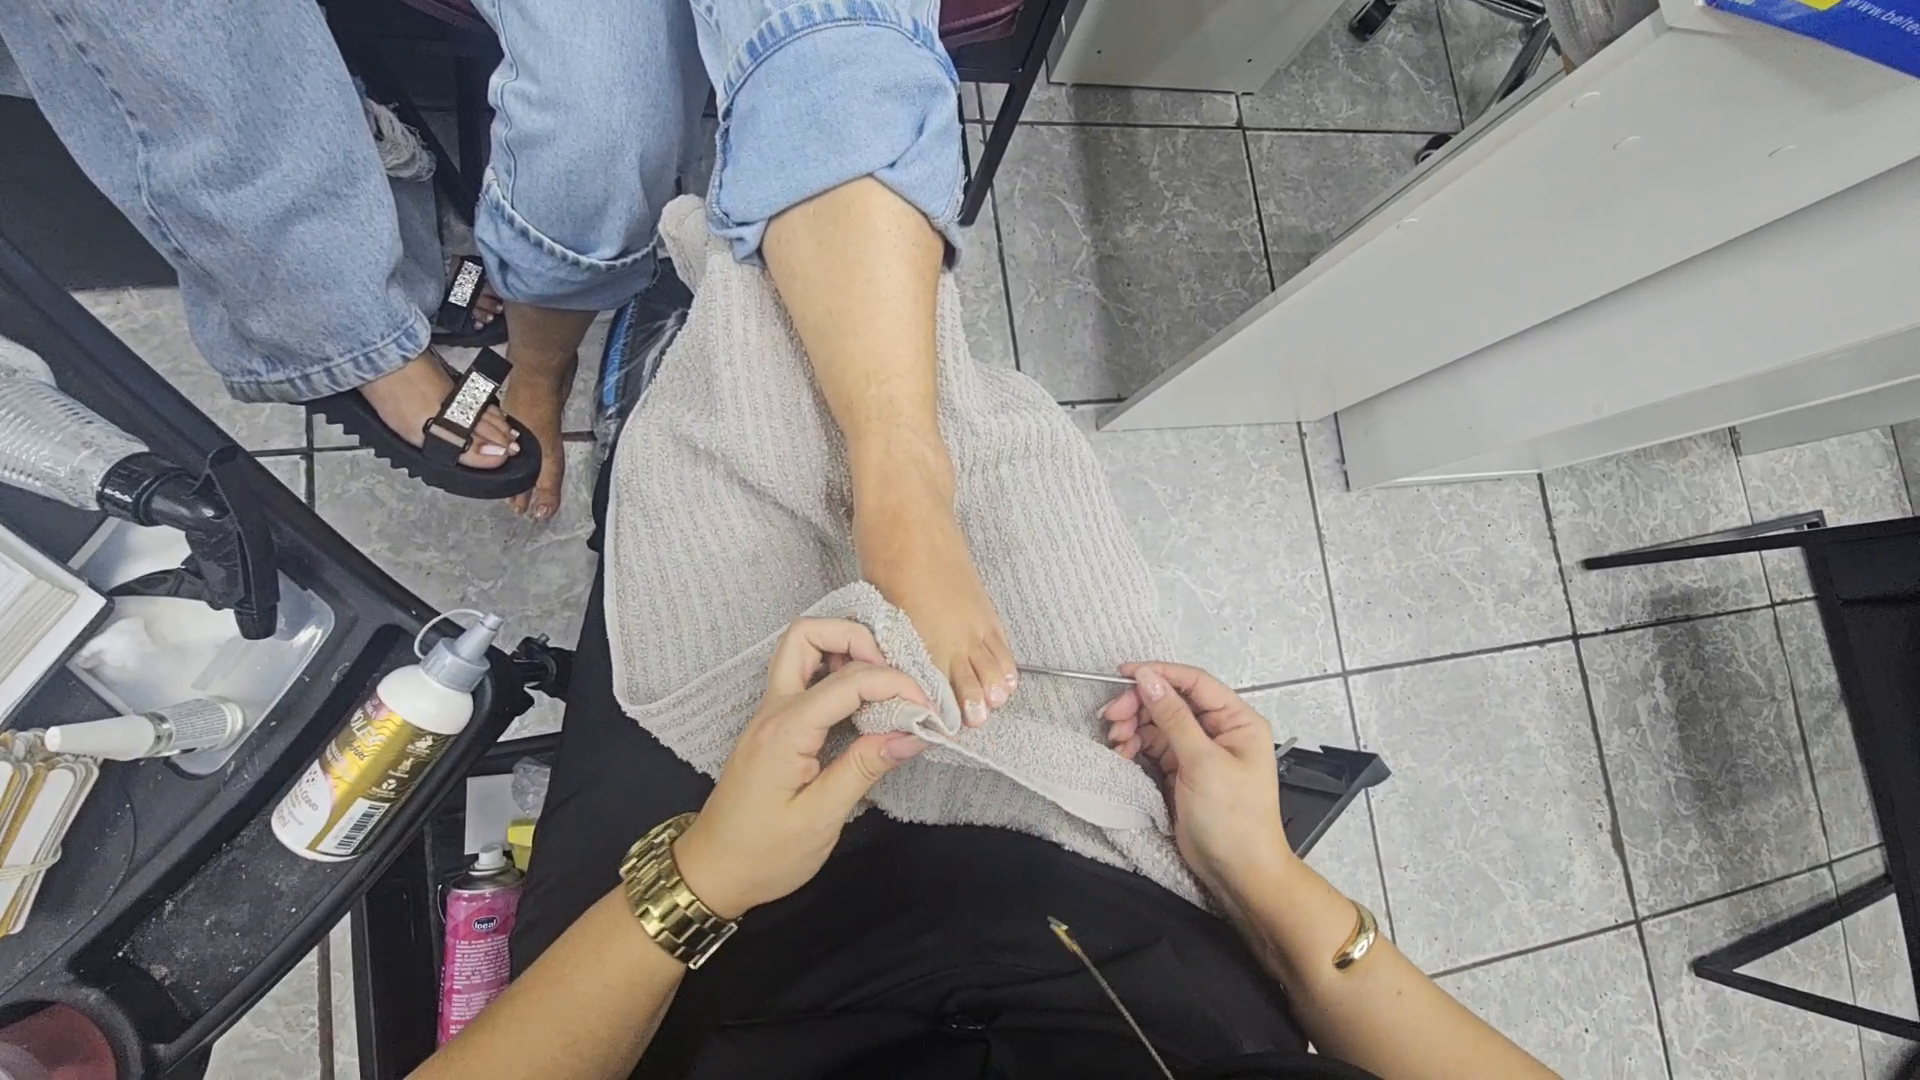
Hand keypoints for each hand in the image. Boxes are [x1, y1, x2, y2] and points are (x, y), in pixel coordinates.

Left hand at [672, 618, 930, 919]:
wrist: (711, 872)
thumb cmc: (764, 854)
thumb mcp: (821, 819)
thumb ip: (865, 768)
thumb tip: (913, 733)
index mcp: (786, 730)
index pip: (848, 681)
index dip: (895, 684)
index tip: (927, 707)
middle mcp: (774, 708)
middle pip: (807, 634)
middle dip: (856, 637)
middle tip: (892, 674)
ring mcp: (770, 712)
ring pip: (800, 646)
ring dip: (842, 648)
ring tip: (880, 683)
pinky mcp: (774, 722)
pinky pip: (803, 674)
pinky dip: (835, 670)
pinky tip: (861, 699)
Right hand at [1102, 663, 1292, 899]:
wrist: (1239, 874)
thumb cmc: (1234, 819)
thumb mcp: (1202, 763)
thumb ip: (1173, 717)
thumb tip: (1149, 679)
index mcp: (1237, 721)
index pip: (1194, 683)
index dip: (1159, 673)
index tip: (1124, 674)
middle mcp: (1218, 730)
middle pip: (1170, 701)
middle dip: (1139, 705)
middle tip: (1111, 716)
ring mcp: (1198, 750)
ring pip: (1157, 722)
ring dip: (1132, 727)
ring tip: (1116, 740)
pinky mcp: (1181, 770)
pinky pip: (1152, 746)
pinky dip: (1135, 746)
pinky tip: (1123, 754)